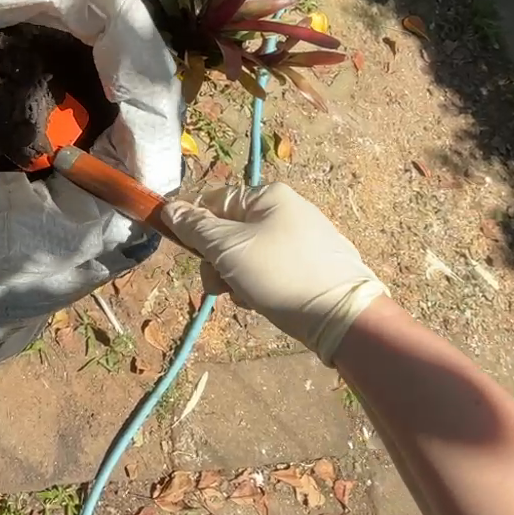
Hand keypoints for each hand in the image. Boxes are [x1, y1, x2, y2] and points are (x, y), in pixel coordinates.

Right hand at [163, 183, 385, 364]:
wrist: (345, 318)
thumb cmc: (280, 274)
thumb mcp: (227, 248)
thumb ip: (193, 226)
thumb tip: (168, 208)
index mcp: (267, 196)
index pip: (211, 200)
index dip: (193, 226)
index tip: (190, 253)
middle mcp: (286, 210)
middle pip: (226, 229)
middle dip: (215, 258)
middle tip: (220, 282)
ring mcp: (301, 238)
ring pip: (244, 252)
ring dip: (233, 275)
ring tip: (243, 296)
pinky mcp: (311, 265)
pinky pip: (267, 267)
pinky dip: (256, 283)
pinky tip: (261, 301)